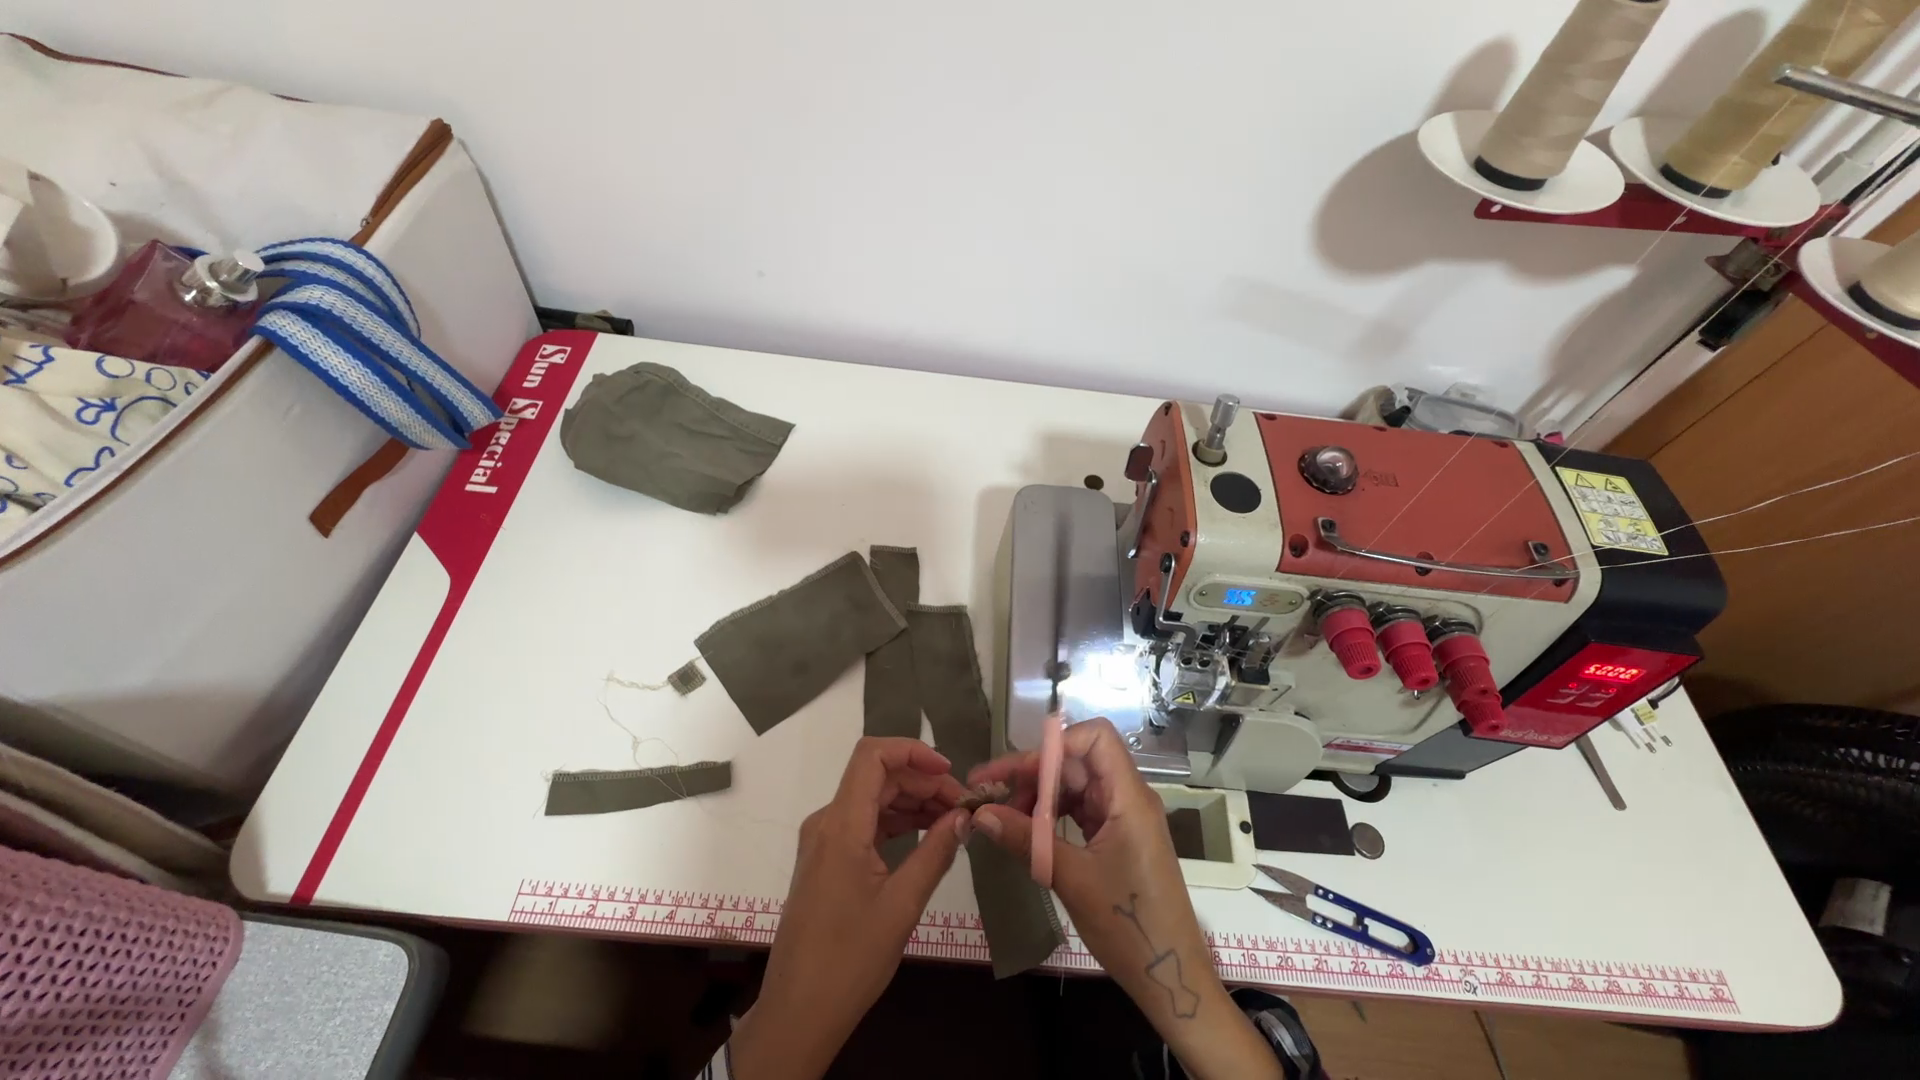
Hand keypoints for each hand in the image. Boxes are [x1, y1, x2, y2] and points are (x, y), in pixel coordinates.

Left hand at [731, 737, 971, 1079]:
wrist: (799, 1010)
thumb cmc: (850, 958)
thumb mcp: (902, 905)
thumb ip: (934, 853)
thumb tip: (964, 818)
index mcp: (841, 825)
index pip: (872, 756)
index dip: (912, 751)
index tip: (950, 771)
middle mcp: (827, 822)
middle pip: (877, 777)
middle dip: (923, 782)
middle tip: (964, 807)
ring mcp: (824, 841)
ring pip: (872, 799)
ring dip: (913, 802)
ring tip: (954, 822)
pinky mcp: (827, 860)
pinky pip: (864, 823)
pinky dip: (897, 822)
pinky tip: (928, 836)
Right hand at [967, 718, 1279, 1079]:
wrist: (1169, 976)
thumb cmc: (1128, 924)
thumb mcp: (1070, 879)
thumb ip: (1025, 840)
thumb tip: (980, 813)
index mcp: (1128, 797)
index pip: (1096, 737)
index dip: (1055, 743)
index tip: (1017, 770)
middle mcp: (1128, 798)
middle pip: (1078, 761)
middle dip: (1032, 771)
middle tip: (987, 794)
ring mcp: (1124, 819)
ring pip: (1076, 786)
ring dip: (1038, 795)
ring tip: (1000, 816)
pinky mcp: (1118, 839)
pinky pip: (1081, 811)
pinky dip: (1052, 816)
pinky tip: (1025, 831)